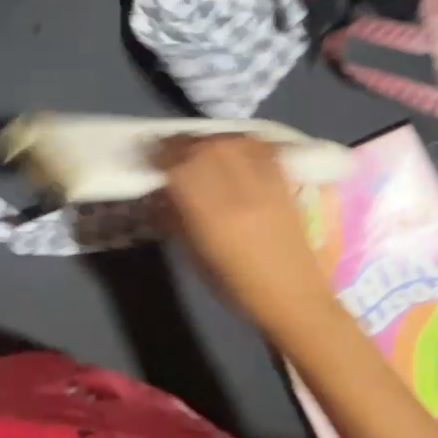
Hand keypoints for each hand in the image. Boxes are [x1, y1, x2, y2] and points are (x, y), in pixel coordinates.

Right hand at [152, 135, 334, 331]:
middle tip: (165, 148)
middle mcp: (241, 194)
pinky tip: (229, 146)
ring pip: (234, 142)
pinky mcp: (286, 184)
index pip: (180, 169)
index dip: (159, 156)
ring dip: (209, 139)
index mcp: (212, 217)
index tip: (145, 155)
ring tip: (196, 146)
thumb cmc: (234, 285)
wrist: (293, 297)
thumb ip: (174, 218)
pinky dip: (240, 141)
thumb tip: (156, 192)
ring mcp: (268, 186)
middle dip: (181, 143)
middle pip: (207, 148)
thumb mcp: (193, 254)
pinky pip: (262, 148)